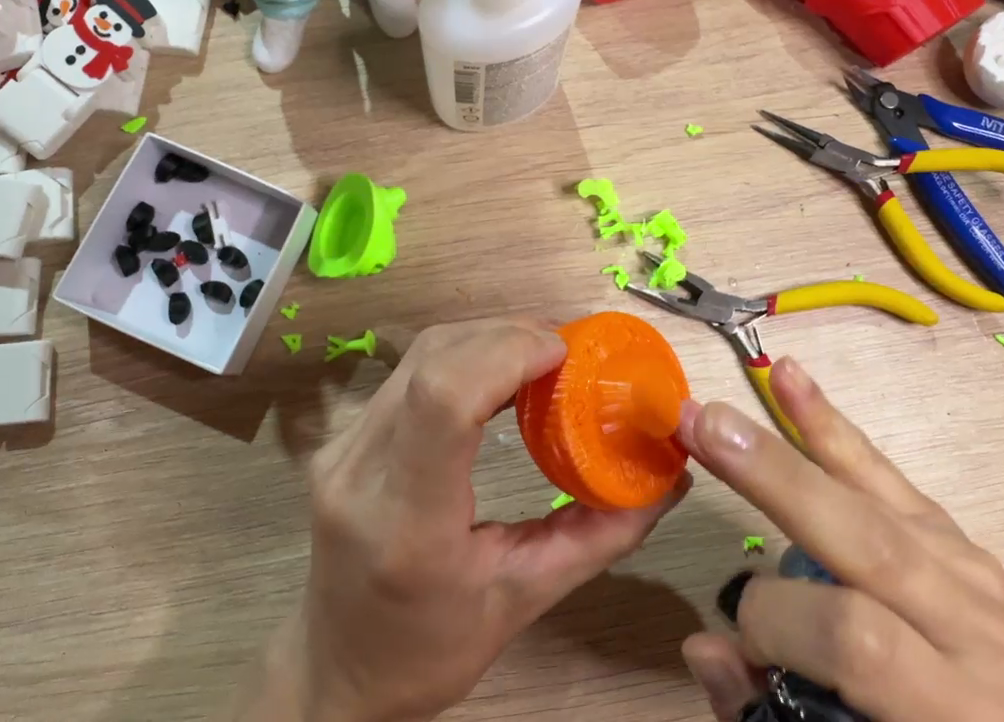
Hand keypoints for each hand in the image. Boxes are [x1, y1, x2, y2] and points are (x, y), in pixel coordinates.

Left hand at [235, 317, 691, 721]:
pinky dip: (462, 356)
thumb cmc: (430, 648)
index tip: (566, 353)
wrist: (337, 667)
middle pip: (434, 361)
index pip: (445, 400)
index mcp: (408, 523)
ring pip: (419, 355)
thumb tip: (665, 480)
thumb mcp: (523, 601)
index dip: (507, 354)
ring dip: (485, 338)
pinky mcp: (342, 438)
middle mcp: (361, 471)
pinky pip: (408, 372)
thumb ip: (598, 537)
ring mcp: (342, 448)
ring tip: (543, 353)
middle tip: (570, 349)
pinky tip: (500, 370)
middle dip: (508, 337)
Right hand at [678, 357, 1003, 721]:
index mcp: (947, 703)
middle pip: (869, 543)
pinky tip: (789, 377)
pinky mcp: (953, 532)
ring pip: (876, 498)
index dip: (774, 620)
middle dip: (776, 480)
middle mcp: (972, 629)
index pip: (849, 633)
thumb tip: (705, 644)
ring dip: (793, 445)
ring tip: (723, 409)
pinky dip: (831, 426)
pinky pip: (887, 475)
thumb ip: (766, 713)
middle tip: (702, 430)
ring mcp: (967, 569)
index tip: (740, 636)